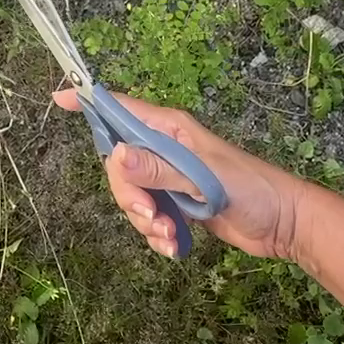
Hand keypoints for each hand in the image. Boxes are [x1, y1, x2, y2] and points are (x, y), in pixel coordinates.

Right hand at [53, 90, 309, 260]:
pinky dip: (155, 233)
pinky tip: (173, 246)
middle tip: (150, 216)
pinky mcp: (176, 203)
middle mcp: (164, 148)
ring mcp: (169, 176)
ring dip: (143, 219)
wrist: (285, 224)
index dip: (90, 103)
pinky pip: (148, 215)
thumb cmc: (250, 188)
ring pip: (131, 193)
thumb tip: (116, 155)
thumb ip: (159, 168)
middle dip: (127, 194)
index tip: (58, 97)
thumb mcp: (204, 178)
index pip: (121, 108)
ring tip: (169, 237)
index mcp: (170, 128)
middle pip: (120, 163)